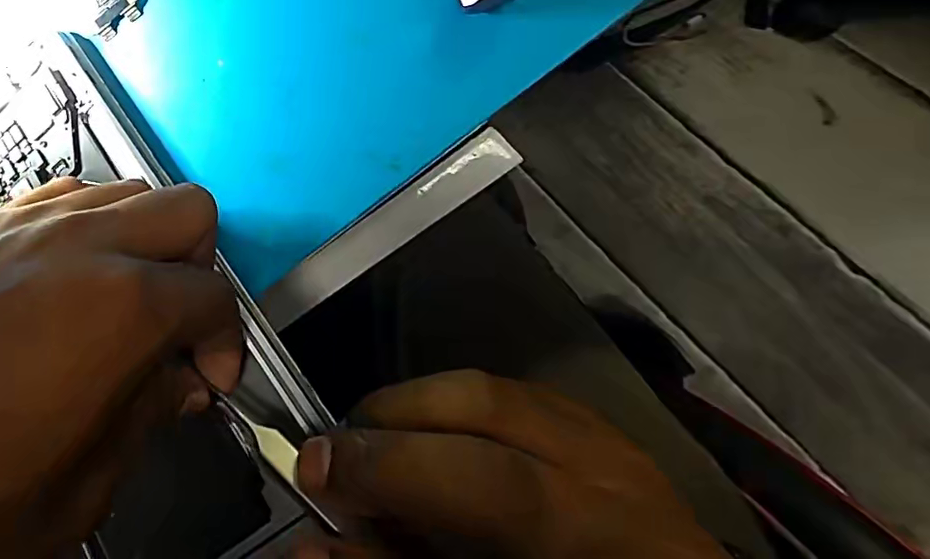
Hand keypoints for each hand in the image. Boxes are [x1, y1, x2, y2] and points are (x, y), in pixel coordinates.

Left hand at [0, 178, 243, 558]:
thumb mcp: (79, 487)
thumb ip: (145, 413)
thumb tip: (179, 379)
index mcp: (118, 305)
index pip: (215, 295)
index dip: (226, 343)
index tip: (208, 379)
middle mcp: (81, 242)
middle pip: (188, 210)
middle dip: (199, 268)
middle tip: (177, 330)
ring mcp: (30, 223)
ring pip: (129, 191)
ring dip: (145, 240)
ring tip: (125, 303)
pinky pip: (64, 196)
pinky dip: (88, 226)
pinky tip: (67, 281)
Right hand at [293, 371, 729, 558]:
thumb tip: (309, 544)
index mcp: (601, 540)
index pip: (491, 483)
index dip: (394, 469)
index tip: (316, 470)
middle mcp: (620, 479)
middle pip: (483, 406)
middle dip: (392, 419)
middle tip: (334, 453)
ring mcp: (615, 445)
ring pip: (490, 387)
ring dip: (416, 406)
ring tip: (376, 445)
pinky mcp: (601, 429)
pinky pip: (506, 391)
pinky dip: (453, 408)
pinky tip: (431, 439)